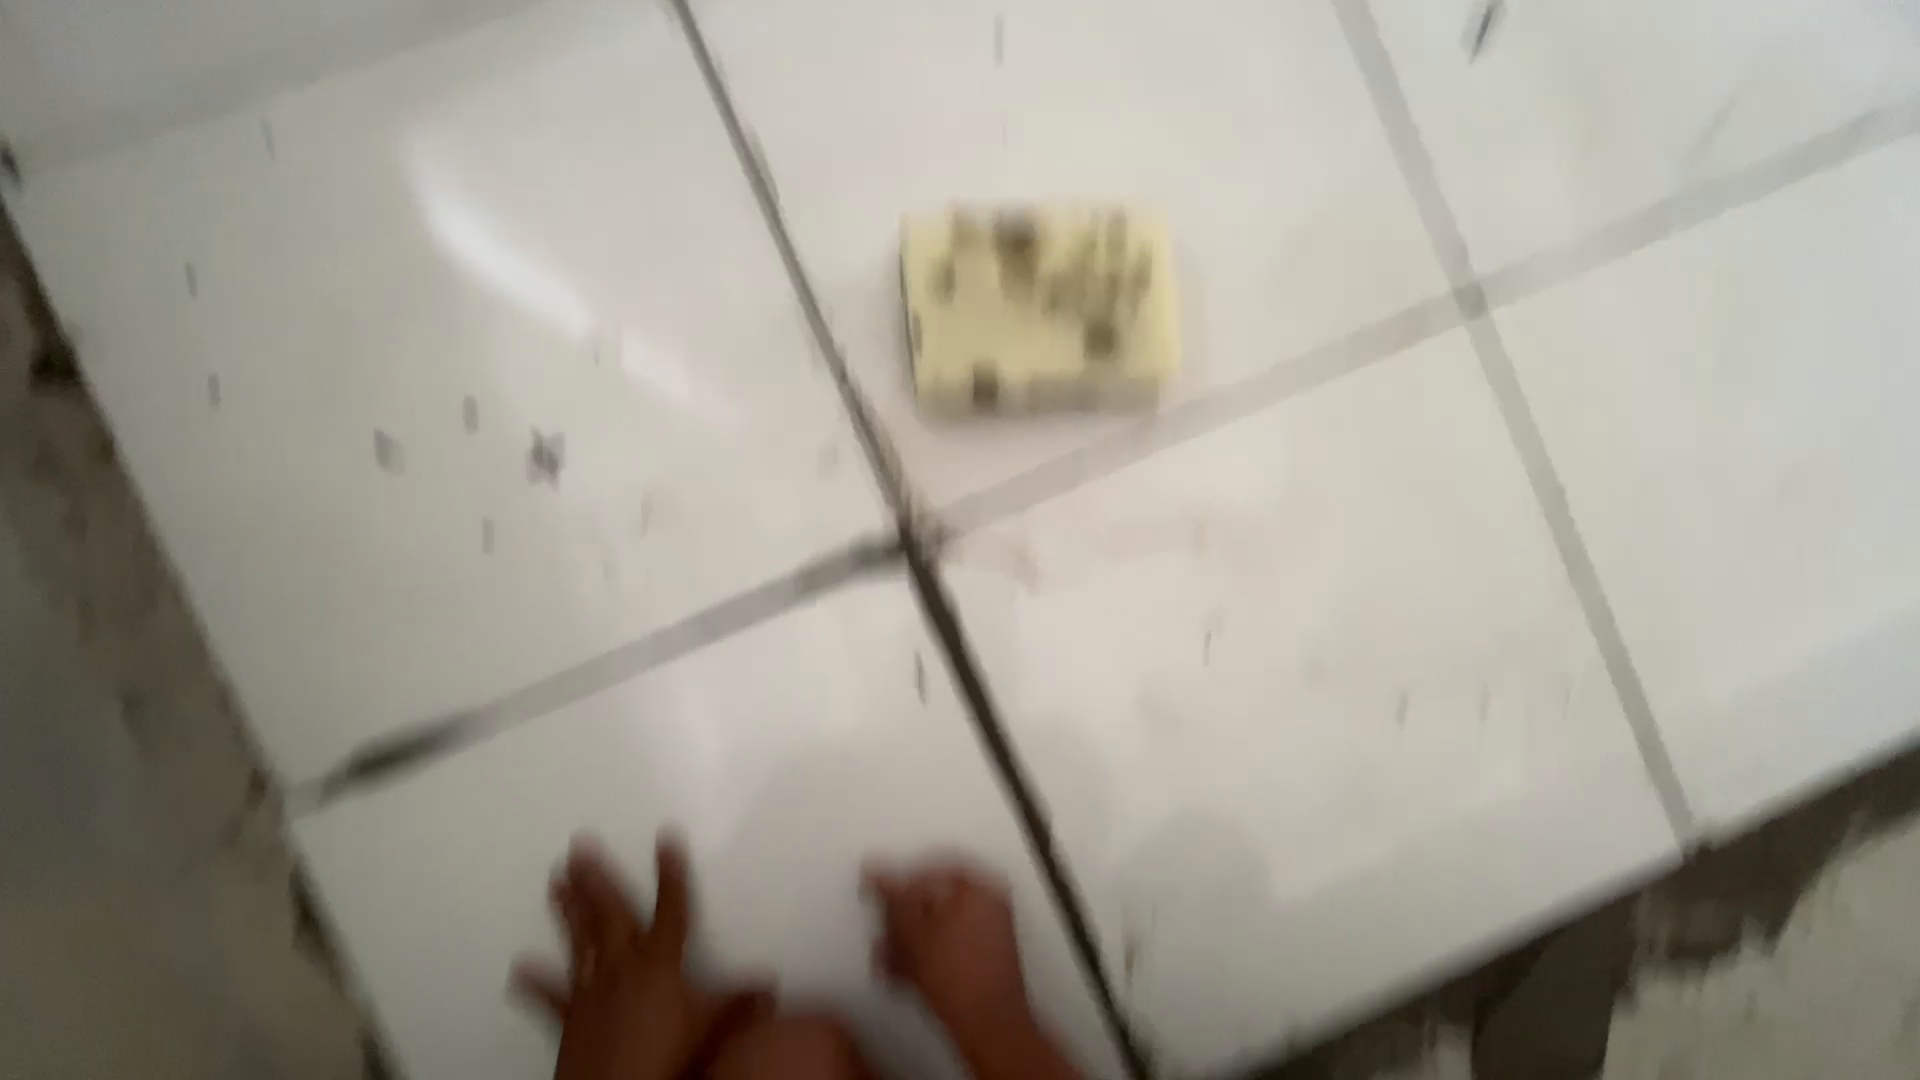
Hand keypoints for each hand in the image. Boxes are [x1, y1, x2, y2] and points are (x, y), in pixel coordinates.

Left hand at [512, 835, 772, 1079]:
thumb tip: (770, 986)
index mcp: (659, 961)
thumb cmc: (667, 1058)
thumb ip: (741, 1002)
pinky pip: (550, 998)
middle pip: (610, 913)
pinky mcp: (568, 1020)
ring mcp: (591, 991)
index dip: (670, 873)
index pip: (671, 907)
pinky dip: (535, 984)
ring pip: (580, 940)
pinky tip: (519, 968)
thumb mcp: (714, 1027)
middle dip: (597, 879)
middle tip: (580, 846)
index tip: (665, 838)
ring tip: (556, 879)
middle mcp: (622, 966)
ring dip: (568, 909)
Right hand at [862, 857, 1035, 1046]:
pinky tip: (898, 973)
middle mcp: (988, 901)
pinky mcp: (983, 958)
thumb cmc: (962, 978)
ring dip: (905, 940)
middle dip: (899, 918)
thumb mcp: (915, 932)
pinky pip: (946, 945)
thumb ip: (892, 898)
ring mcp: (989, 930)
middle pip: (932, 897)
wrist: (989, 1027)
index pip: (931, 866)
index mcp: (979, 885)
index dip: (899, 879)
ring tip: (884, 957)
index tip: (877, 891)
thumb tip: (874, 869)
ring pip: (936, 924)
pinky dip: (922, 955)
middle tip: (880, 928)